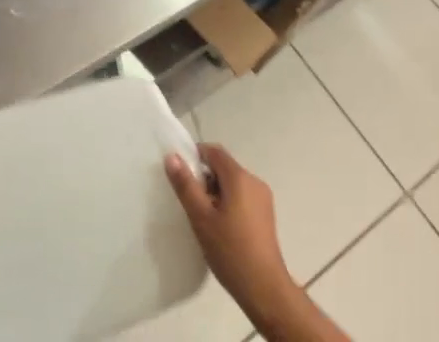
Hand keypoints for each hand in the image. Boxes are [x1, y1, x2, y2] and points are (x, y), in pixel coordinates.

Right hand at [165, 144, 299, 321]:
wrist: (263, 286)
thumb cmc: (229, 250)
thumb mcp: (201, 217)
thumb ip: (186, 186)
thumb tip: (173, 157)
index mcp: (240, 177)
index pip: (215, 152)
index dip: (195, 156)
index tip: (180, 174)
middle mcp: (254, 181)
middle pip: (224, 168)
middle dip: (204, 178)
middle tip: (188, 201)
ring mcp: (263, 198)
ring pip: (233, 184)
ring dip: (215, 192)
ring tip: (201, 217)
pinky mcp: (265, 214)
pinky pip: (242, 197)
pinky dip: (228, 203)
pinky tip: (219, 227)